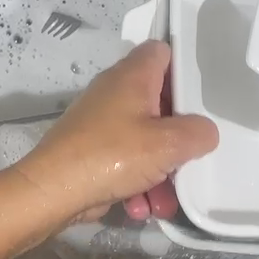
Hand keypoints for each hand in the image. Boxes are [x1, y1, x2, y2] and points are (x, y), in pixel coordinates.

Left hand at [14, 41, 218, 223]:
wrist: (54, 191)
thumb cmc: (112, 156)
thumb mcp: (168, 144)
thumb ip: (198, 133)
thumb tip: (204, 133)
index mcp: (133, 76)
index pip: (163, 52)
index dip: (184, 69)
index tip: (202, 96)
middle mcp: (115, 92)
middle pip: (159, 102)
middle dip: (177, 135)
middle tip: (191, 153)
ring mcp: (101, 122)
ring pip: (144, 139)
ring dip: (160, 170)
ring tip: (166, 199)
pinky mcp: (93, 150)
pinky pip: (126, 161)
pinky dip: (137, 182)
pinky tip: (142, 206)